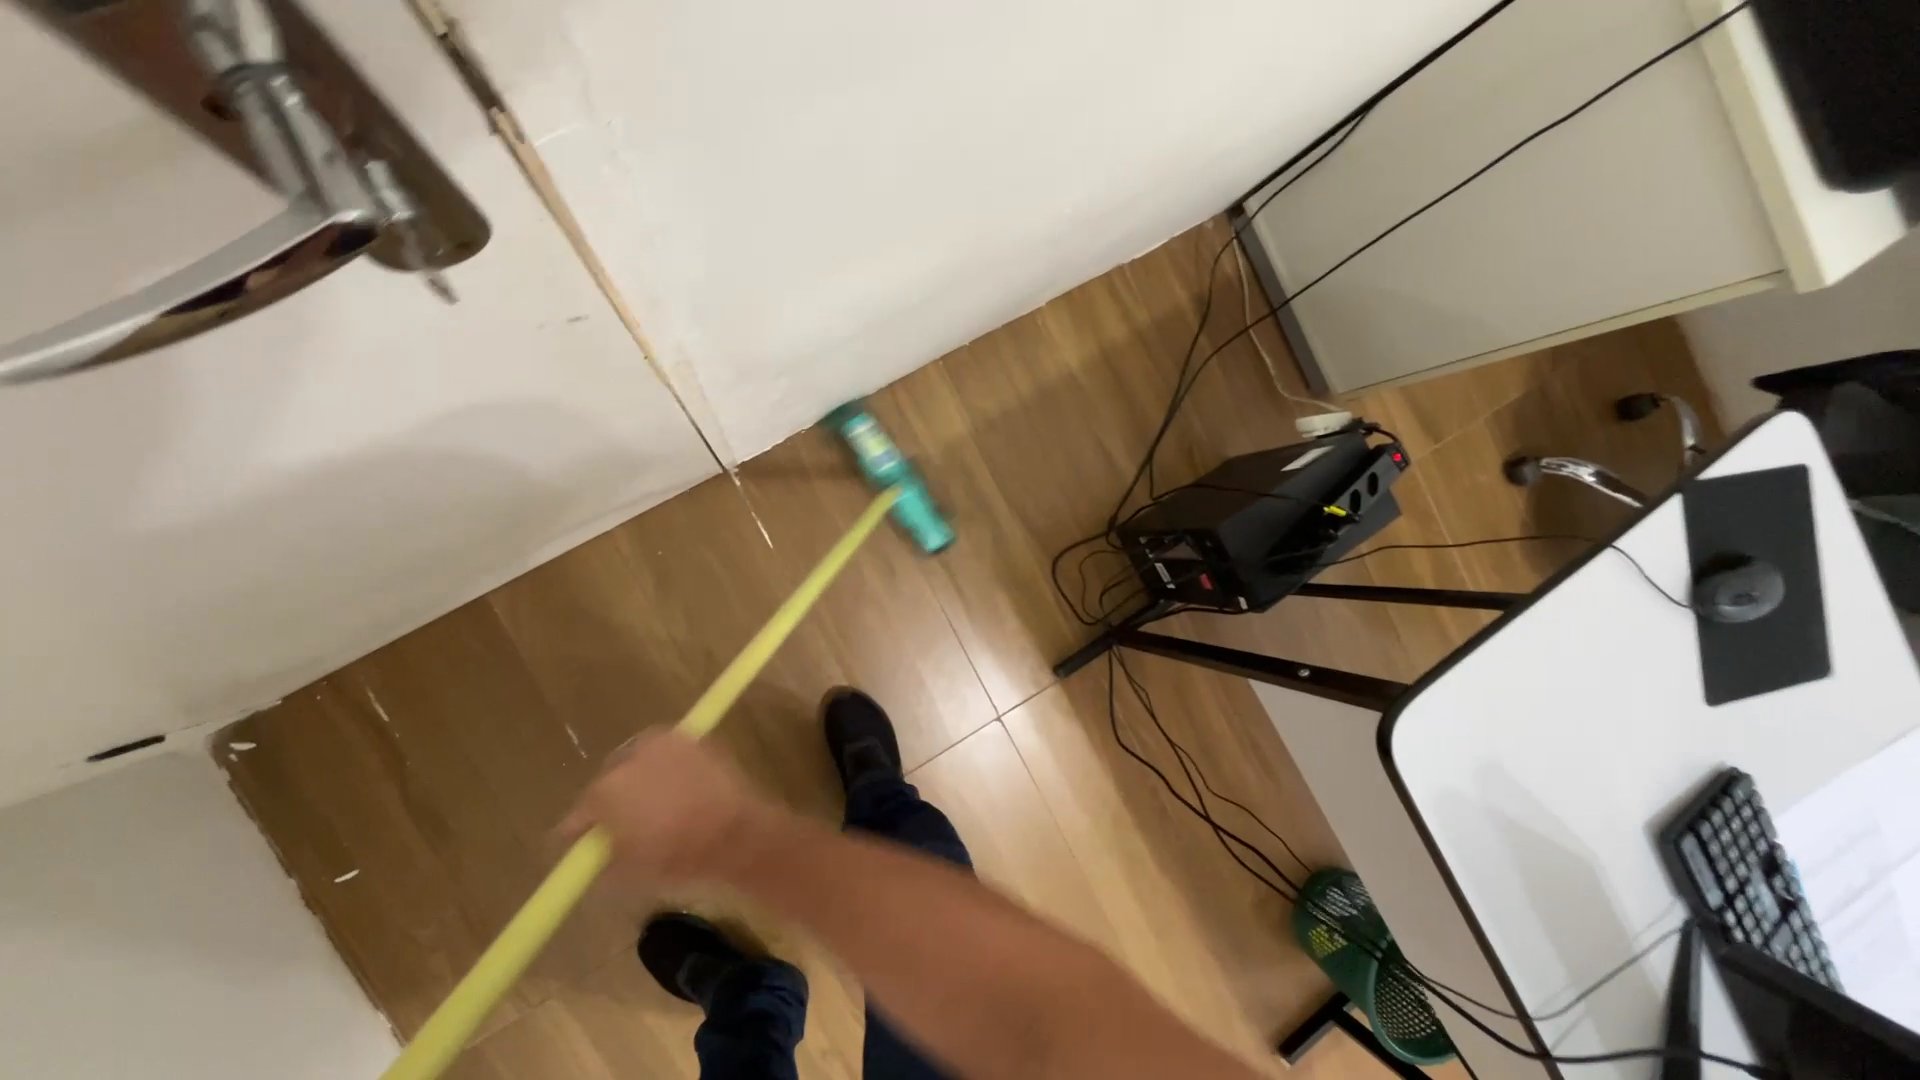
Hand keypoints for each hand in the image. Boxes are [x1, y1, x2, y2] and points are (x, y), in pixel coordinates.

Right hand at [557, 729, 780, 891]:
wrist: (736, 833)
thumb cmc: (679, 857)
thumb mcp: (628, 873)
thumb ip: (600, 861)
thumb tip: (594, 855)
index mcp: (605, 792)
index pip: (578, 814)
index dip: (578, 831)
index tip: (579, 843)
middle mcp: (628, 758)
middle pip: (608, 780)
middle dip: (612, 800)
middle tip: (624, 822)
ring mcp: (663, 743)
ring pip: (638, 761)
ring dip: (640, 778)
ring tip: (654, 802)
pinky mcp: (693, 738)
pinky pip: (669, 753)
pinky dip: (668, 767)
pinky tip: (679, 787)